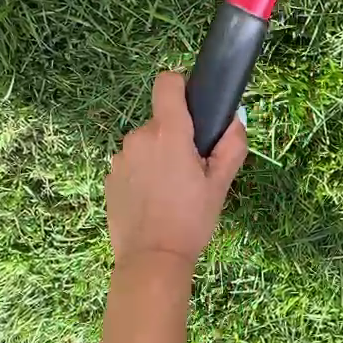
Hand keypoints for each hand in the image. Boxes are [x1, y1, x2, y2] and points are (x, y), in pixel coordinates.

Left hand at [106, 71, 246, 265]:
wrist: (152, 260)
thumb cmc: (191, 220)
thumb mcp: (221, 185)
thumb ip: (231, 145)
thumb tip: (233, 119)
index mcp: (168, 133)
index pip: (167, 82)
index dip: (181, 87)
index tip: (194, 109)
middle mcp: (139, 137)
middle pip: (161, 121)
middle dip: (177, 138)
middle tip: (193, 172)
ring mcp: (120, 158)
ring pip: (147, 145)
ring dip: (160, 158)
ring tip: (173, 193)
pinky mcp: (109, 178)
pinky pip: (133, 166)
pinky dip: (144, 176)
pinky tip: (155, 203)